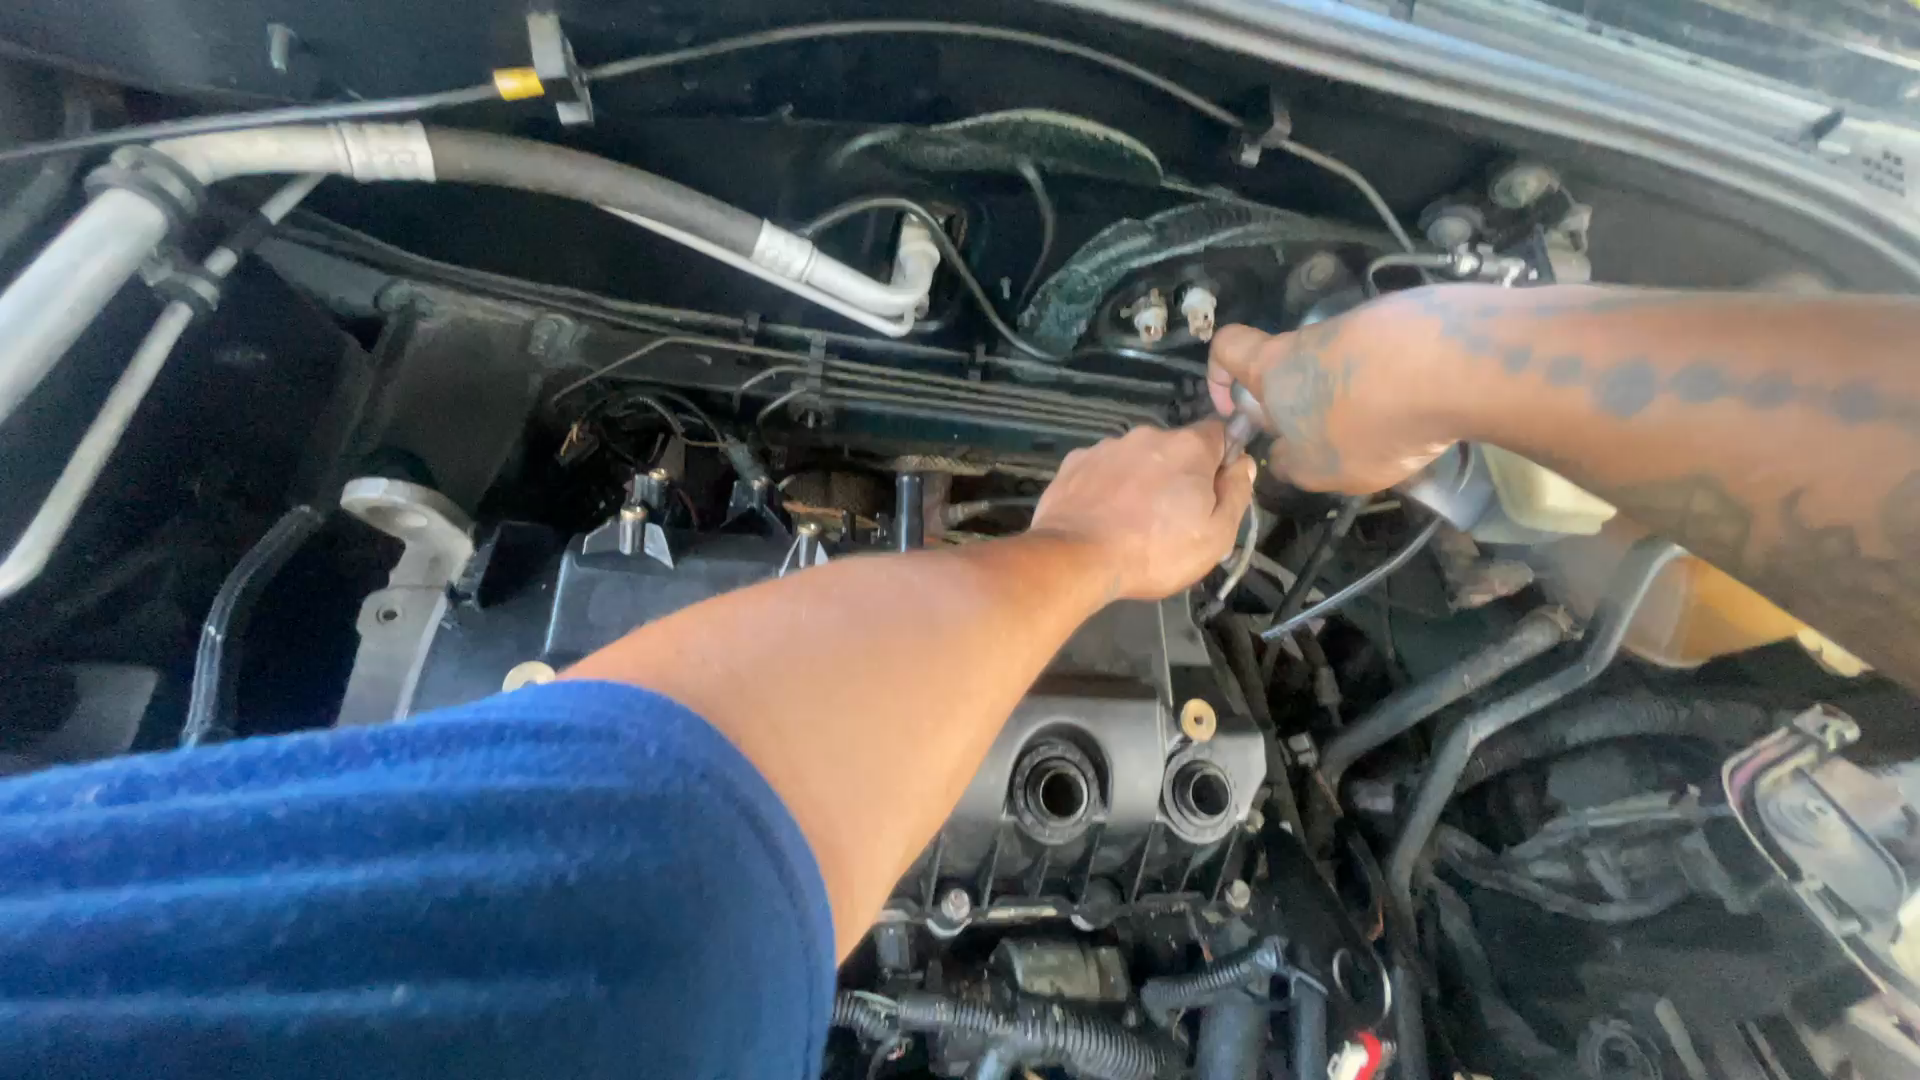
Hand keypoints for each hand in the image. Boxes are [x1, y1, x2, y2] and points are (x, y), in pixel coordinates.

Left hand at [1030, 420, 1256, 600]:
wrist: (1076, 559)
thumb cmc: (1155, 552)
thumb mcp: (1217, 535)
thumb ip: (1236, 493)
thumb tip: (1242, 463)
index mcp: (1188, 446)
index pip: (1219, 433)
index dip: (1221, 459)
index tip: (1214, 490)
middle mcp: (1146, 435)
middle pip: (1174, 448)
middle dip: (1177, 475)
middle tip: (1171, 518)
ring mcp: (1106, 446)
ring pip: (1136, 459)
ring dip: (1140, 480)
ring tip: (1131, 521)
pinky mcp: (1074, 463)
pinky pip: (1102, 470)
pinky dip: (1107, 487)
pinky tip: (1101, 516)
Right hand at [1207, 308, 1454, 493]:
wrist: (1460, 368)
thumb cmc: (1367, 424)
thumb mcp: (1317, 470)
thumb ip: (1289, 465)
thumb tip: (1283, 454)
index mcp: (1275, 368)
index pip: (1226, 349)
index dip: (1220, 376)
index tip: (1235, 409)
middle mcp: (1314, 338)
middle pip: (1292, 366)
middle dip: (1303, 406)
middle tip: (1326, 440)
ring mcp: (1366, 323)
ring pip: (1344, 365)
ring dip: (1356, 397)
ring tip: (1390, 431)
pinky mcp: (1416, 319)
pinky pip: (1392, 356)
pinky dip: (1399, 383)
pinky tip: (1426, 409)